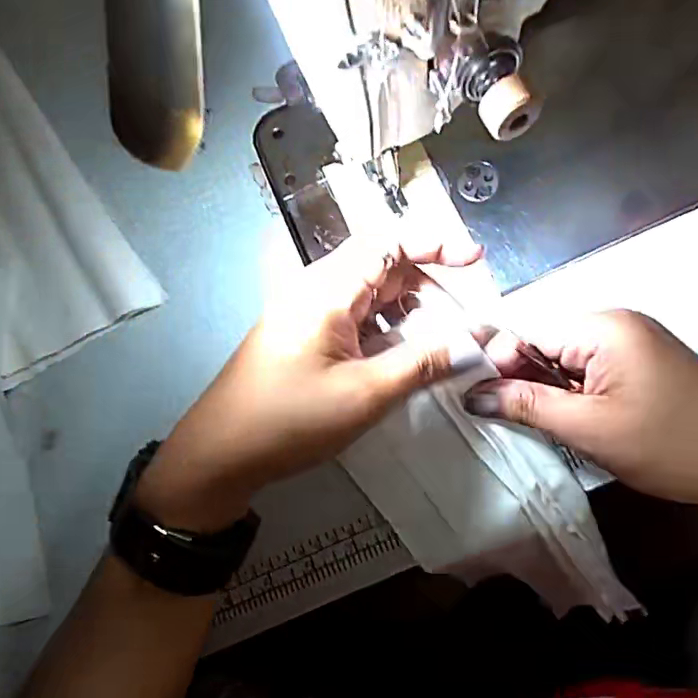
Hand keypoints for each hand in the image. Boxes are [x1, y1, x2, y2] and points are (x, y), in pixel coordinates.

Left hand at [134, 232, 483, 529]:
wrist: (220, 455)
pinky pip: (360, 319)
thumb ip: (425, 362)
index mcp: (327, 290)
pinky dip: (392, 330)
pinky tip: (410, 355)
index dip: (435, 243)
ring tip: (444, 341)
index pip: (388, 243)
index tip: (475, 258)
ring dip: (414, 311)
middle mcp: (318, 290)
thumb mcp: (366, 394)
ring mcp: (311, 314)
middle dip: (432, 287)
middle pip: (386, 267)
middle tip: (465, 321)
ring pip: (375, 295)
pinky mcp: (309, 337)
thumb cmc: (290, 419)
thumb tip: (477, 341)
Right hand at [465, 310, 697, 541]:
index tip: (478, 400)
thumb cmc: (670, 446)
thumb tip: (476, 393)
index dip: (499, 364)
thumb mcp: (590, 429)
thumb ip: (528, 405)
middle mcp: (618, 322)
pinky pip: (595, 371)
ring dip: (552, 392)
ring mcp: (636, 342)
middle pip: (548, 343)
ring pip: (569, 361)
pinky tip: (577, 423)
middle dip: (525, 380)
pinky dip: (578, 395)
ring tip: (544, 426)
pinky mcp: (646, 364)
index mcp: (603, 326)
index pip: (528, 331)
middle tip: (509, 420)